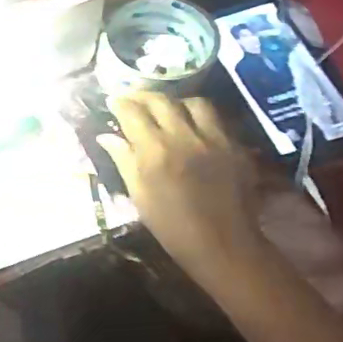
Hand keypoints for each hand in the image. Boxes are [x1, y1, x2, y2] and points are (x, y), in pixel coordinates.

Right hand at [97, 93, 259, 263]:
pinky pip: (217, 120)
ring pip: (193, 103)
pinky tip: (194, 128)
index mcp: (155, 150)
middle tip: (133, 98)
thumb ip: (123, 159)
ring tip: (167, 109)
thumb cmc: (171, 226)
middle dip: (142, 95)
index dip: (119, 102)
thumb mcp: (138, 194)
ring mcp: (214, 139)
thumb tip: (106, 136)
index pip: (132, 112)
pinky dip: (200, 118)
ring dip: (175, 102)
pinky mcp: (236, 147)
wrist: (224, 246)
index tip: (112, 100)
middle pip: (161, 100)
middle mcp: (184, 137)